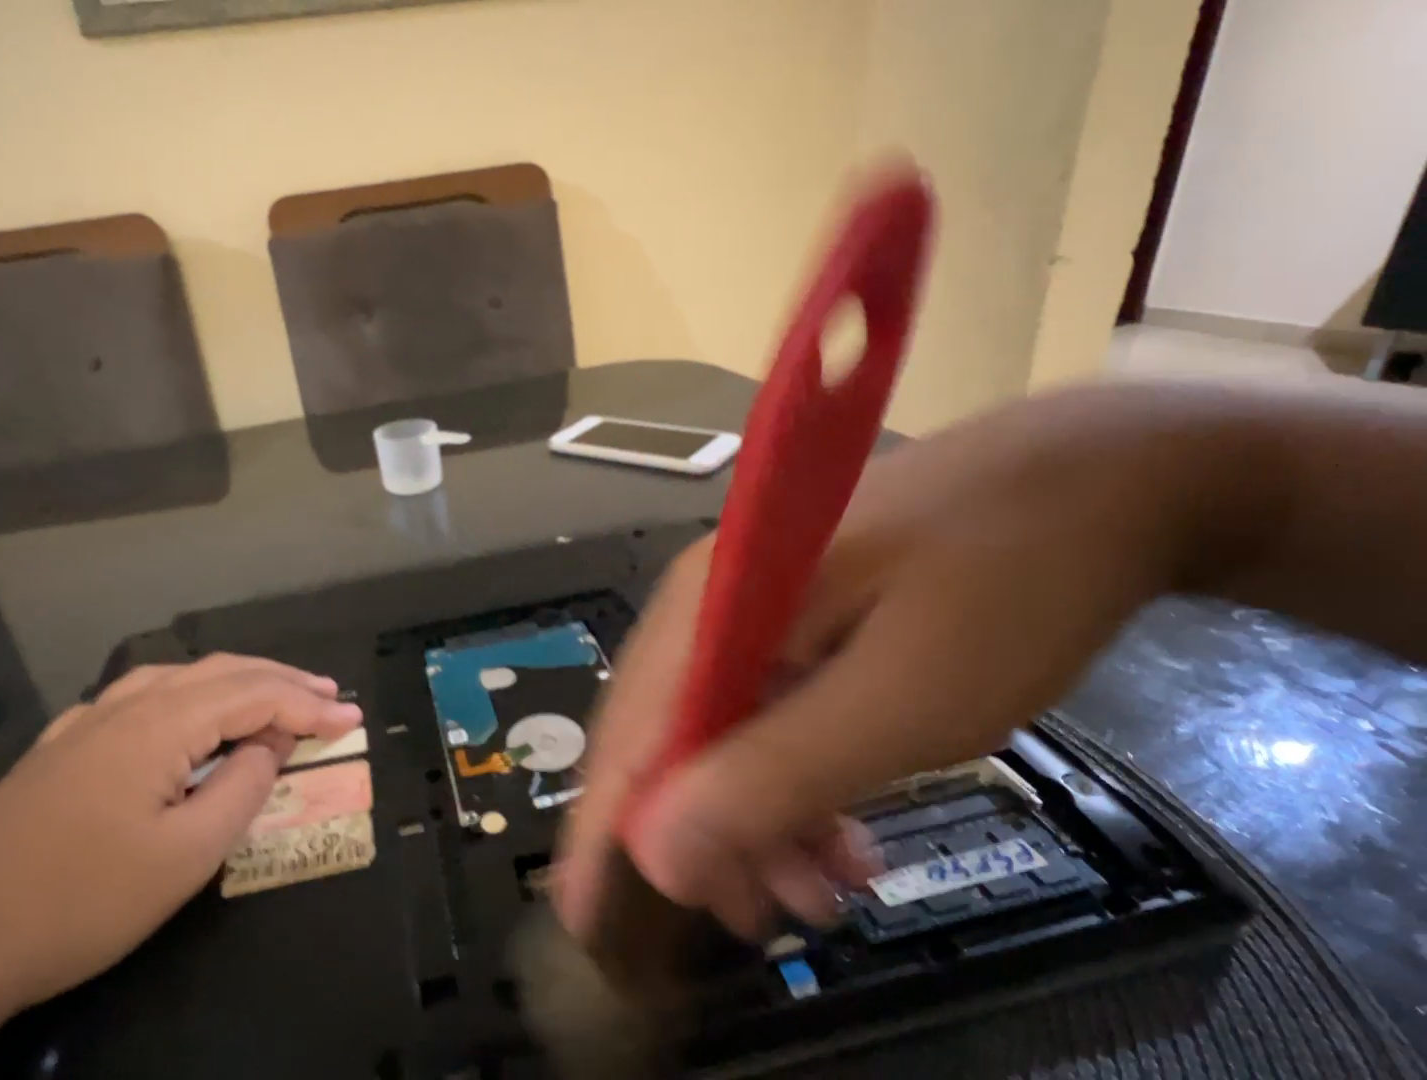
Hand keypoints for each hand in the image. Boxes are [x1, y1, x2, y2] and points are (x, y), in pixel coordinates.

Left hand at [0, 655, 361, 1016]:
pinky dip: (185, 697)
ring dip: (232, 683)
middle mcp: (123, 706)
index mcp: (158, 724)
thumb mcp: (184, 856)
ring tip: (271, 698)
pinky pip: (138, 699)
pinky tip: (185, 716)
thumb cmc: (79, 902)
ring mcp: (84, 724)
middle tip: (328, 699)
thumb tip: (270, 744)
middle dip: (279, 681)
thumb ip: (241, 789)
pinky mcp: (58, 749)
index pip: (252, 694)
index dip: (308, 705)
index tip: (353, 719)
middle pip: (217, 672)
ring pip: (175, 679)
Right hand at [558, 384, 1215, 938]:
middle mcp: (708, 601)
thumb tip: (657, 852)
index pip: (629, 734)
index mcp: (711, 606)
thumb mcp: (904, 700)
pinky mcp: (799, 614)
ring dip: (762, 816)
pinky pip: (769, 710)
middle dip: (706, 837)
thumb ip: (775, 774)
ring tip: (830, 889)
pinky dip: (798, 777)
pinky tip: (848, 823)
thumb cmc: (1009, 586)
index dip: (603, 830)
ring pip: (721, 732)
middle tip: (764, 920)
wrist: (1106, 474)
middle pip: (668, 736)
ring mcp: (751, 604)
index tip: (587, 920)